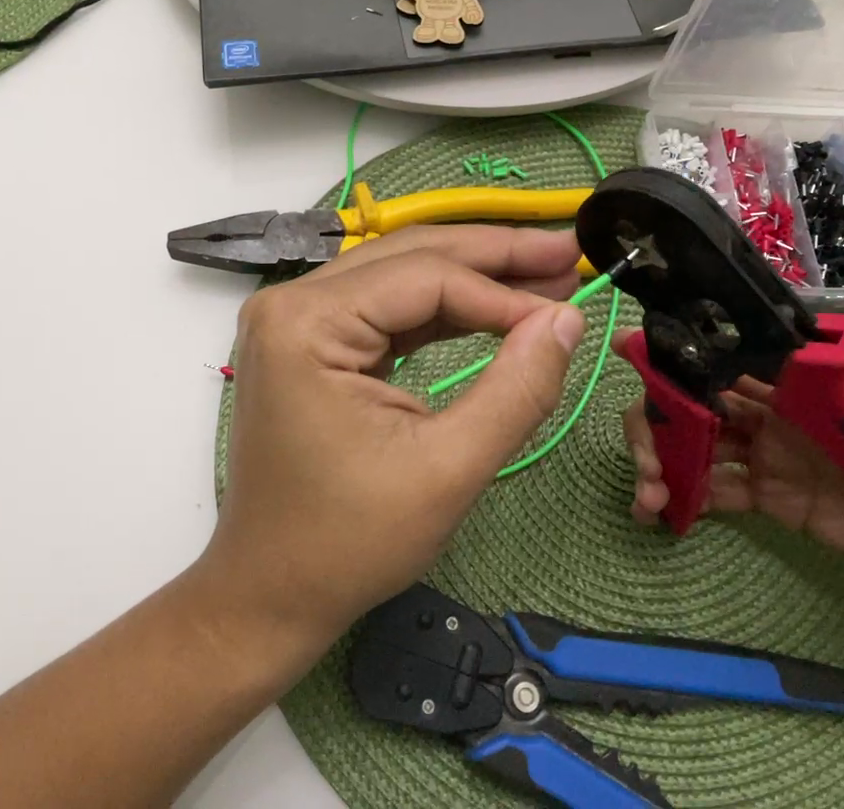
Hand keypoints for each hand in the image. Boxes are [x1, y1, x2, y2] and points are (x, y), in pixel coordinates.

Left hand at [202, 225, 587, 645]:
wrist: (272, 593)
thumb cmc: (349, 542)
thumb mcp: (447, 469)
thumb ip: (516, 389)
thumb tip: (568, 318)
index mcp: (306, 322)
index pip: (426, 279)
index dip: (505, 293)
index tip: (571, 310)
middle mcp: (291, 303)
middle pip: (410, 257)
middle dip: (495, 257)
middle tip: (569, 250)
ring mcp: (296, 322)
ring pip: (402, 276)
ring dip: (474, 278)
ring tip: (546, 274)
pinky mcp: (310, 345)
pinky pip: (387, 310)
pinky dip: (444, 311)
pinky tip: (495, 308)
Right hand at [622, 337, 843, 589]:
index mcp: (838, 397)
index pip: (760, 355)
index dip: (701, 351)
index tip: (651, 359)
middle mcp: (797, 415)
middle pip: (708, 395)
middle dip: (664, 414)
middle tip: (647, 460)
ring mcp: (781, 456)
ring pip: (701, 439)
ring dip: (664, 457)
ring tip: (646, 498)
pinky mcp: (776, 498)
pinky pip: (715, 488)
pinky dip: (681, 494)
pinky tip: (658, 513)